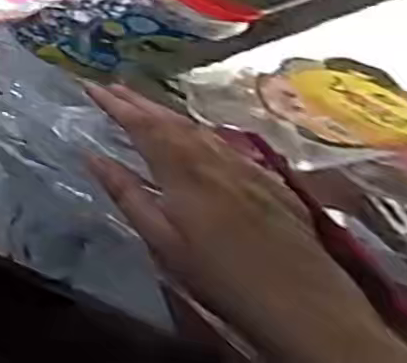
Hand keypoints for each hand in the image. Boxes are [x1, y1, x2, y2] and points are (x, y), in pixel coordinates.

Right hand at [84, 84, 406, 362]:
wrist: (316, 320)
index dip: (115, 104)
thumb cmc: (223, 279)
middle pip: (175, 124)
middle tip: (114, 87)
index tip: (90, 86)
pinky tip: (207, 141)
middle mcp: (219, 166)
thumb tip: (91, 155)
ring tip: (149, 106)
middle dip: (141, 103)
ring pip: (206, 134)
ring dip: (172, 115)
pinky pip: (234, 152)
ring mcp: (253, 179)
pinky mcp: (279, 195)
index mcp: (185, 174)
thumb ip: (126, 194)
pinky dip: (208, 136)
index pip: (143, 127)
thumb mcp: (162, 241)